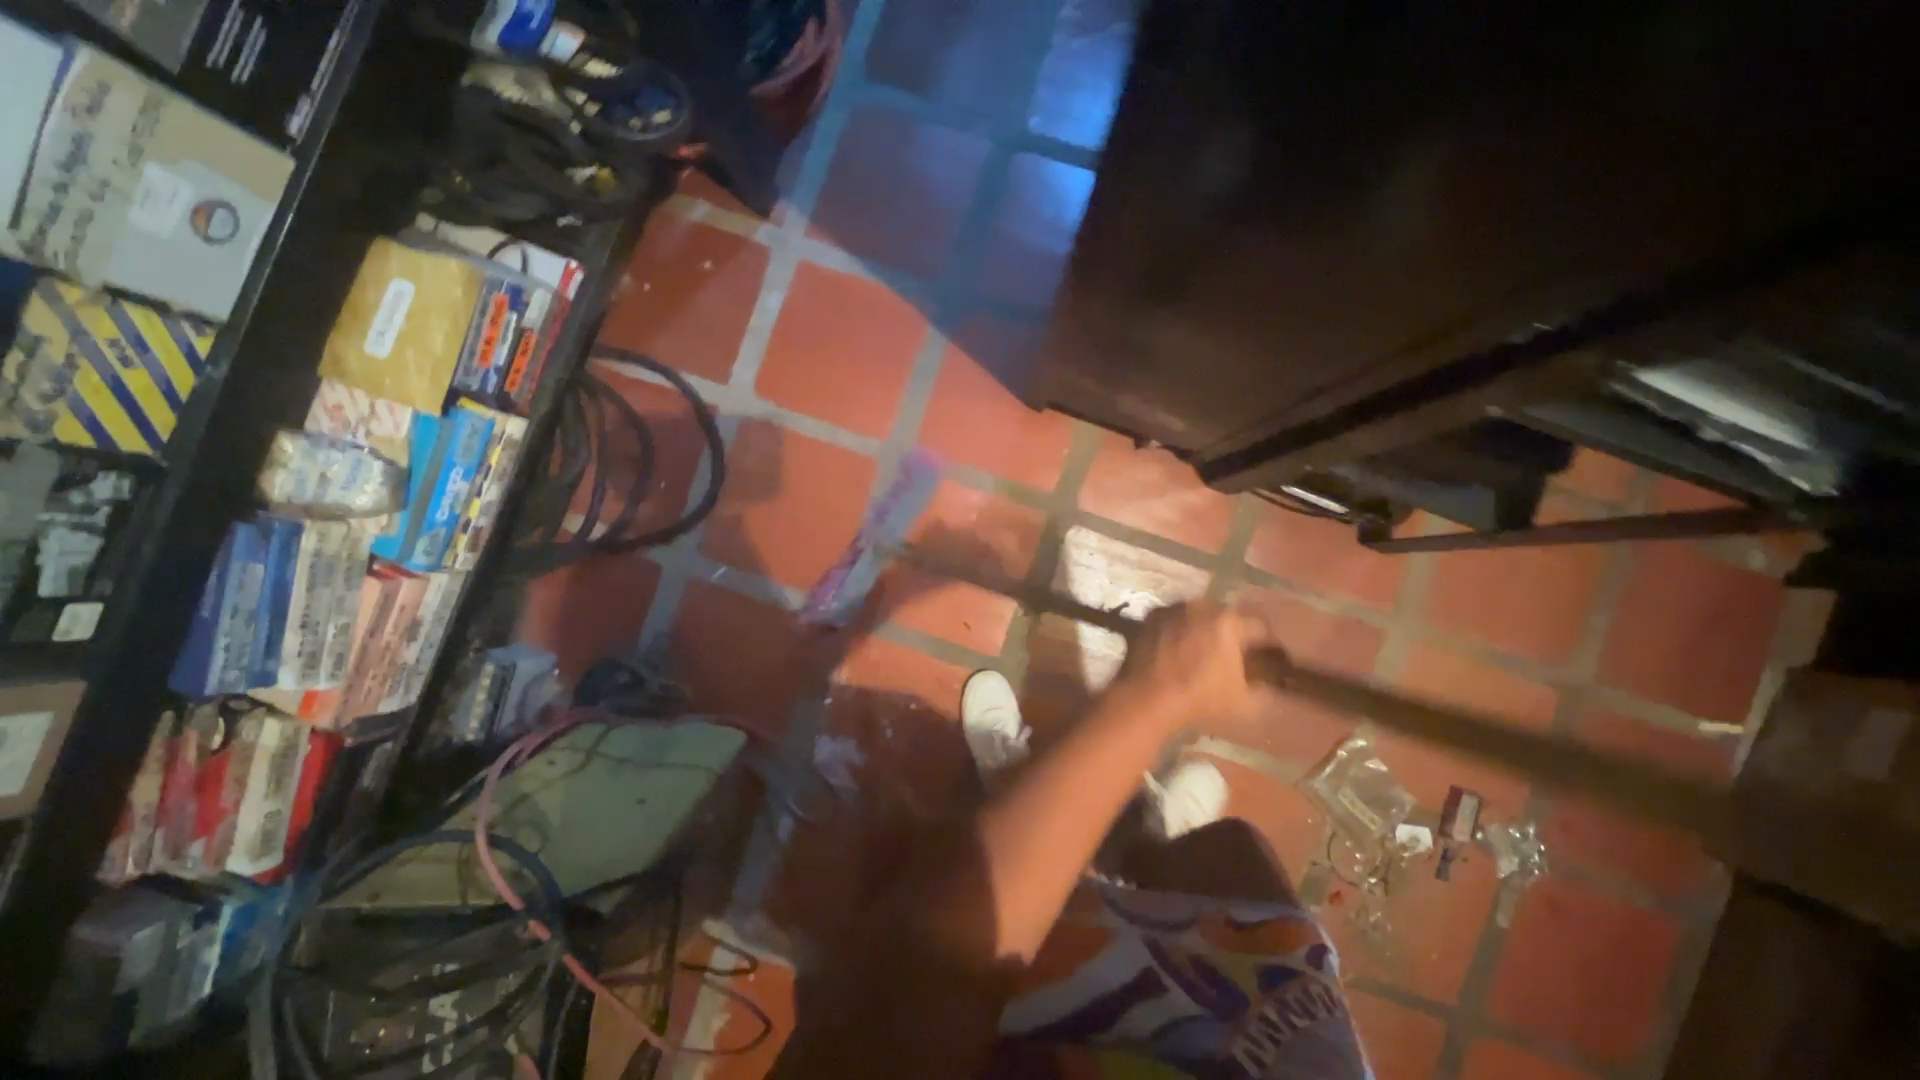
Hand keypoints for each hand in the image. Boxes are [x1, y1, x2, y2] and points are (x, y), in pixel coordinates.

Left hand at [1109, 600, 1287, 728]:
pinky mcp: (1151, 616)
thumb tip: (1275, 687)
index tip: (1271, 659)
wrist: (1145, 700)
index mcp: (1229, 621)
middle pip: (1228, 617)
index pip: (1260, 629)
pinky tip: (1178, 649)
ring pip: (1199, 615)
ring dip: (1205, 628)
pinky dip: (1180, 630)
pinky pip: (1174, 620)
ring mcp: (1173, 608)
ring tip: (1204, 651)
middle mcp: (1202, 605)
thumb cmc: (1199, 700)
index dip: (1268, 646)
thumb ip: (1265, 691)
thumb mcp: (1243, 702)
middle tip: (1236, 655)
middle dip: (1235, 634)